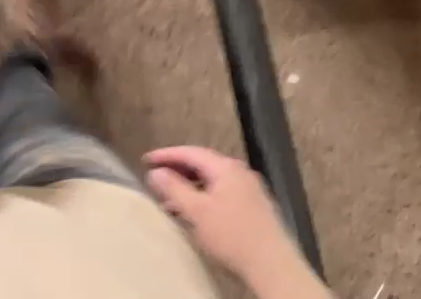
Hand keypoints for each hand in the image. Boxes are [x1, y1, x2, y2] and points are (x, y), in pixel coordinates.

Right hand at [143, 146, 294, 275]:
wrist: (275, 268)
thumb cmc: (233, 236)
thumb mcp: (197, 212)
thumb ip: (174, 189)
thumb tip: (155, 172)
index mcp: (226, 167)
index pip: (190, 152)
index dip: (166, 155)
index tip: (146, 160)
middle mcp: (240, 172)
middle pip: (203, 164)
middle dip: (178, 170)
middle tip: (157, 177)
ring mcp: (250, 190)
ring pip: (213, 181)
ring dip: (190, 187)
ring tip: (171, 200)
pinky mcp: (256, 208)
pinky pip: (223, 193)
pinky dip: (205, 197)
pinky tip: (196, 213)